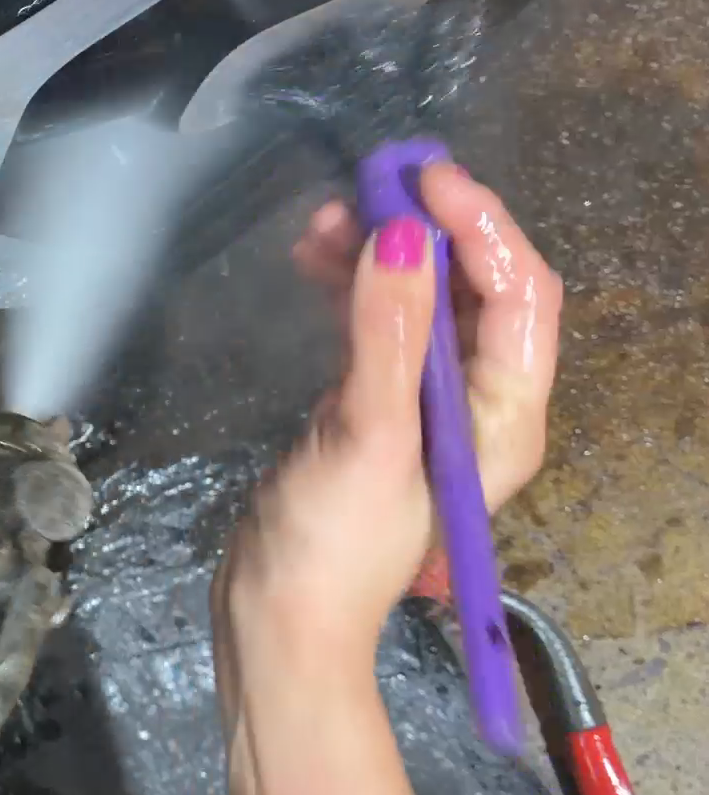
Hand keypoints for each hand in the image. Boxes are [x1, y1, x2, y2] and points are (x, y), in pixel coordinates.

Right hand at [217, 165, 561, 707]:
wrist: (277, 612)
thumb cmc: (333, 541)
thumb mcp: (365, 438)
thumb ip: (384, 341)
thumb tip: (401, 239)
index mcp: (502, 413)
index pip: (517, 296)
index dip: (481, 231)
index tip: (421, 182)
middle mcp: (469, 405)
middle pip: (465, 297)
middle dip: (421, 238)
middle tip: (360, 193)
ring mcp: (410, 412)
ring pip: (409, 314)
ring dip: (374, 264)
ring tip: (319, 226)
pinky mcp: (357, 419)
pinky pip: (366, 341)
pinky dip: (345, 301)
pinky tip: (313, 275)